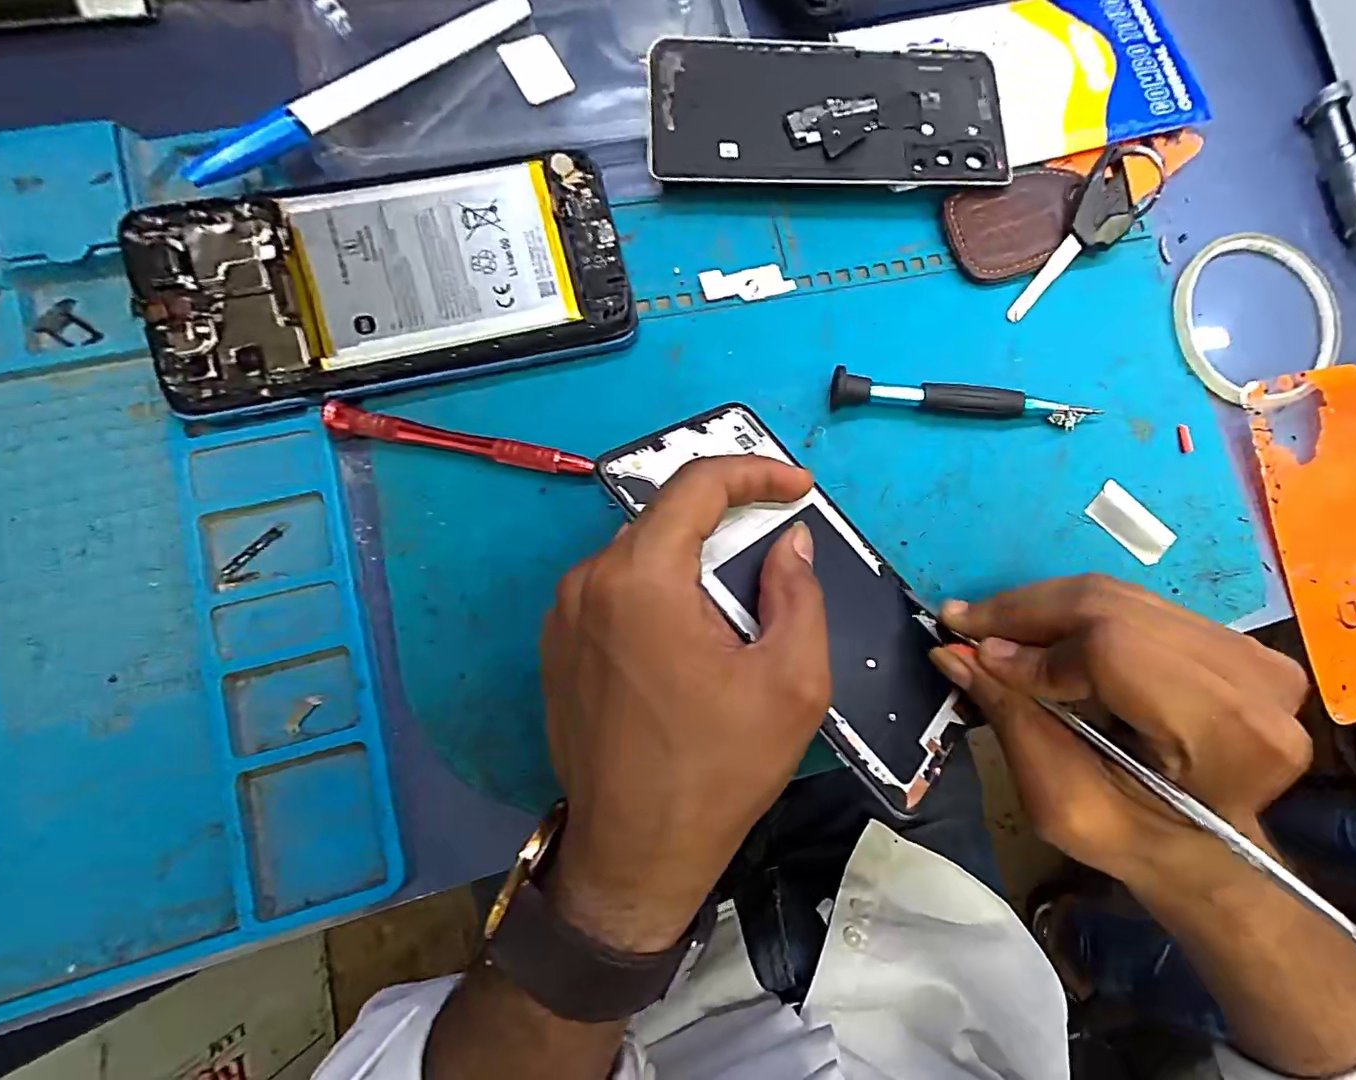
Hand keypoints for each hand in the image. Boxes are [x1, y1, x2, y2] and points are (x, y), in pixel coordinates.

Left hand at [540, 456, 829, 951]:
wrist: (636, 856)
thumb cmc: (720, 768)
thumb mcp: (792, 681)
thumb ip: (798, 594)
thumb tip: (788, 542)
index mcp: (641, 581)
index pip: (697, 486)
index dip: (755, 473)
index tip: (796, 488)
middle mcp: (587, 583)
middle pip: (668, 518)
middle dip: (730, 520)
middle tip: (778, 546)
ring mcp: (563, 617)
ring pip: (643, 552)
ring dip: (697, 558)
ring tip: (742, 601)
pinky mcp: (558, 647)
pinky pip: (620, 589)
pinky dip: (666, 586)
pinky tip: (697, 633)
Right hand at [932, 576, 1355, 1076]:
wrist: (1200, 848)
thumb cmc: (1132, 839)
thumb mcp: (1058, 797)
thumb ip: (1009, 713)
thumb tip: (952, 652)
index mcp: (1227, 735)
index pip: (1114, 650)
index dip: (1035, 649)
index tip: (973, 653)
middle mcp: (1253, 678)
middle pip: (1111, 608)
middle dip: (1025, 611)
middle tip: (964, 619)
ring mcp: (1247, 649)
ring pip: (1117, 596)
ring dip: (1042, 607)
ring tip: (990, 623)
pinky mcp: (1228, 635)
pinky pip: (1131, 601)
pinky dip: (1072, 610)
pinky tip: (1034, 626)